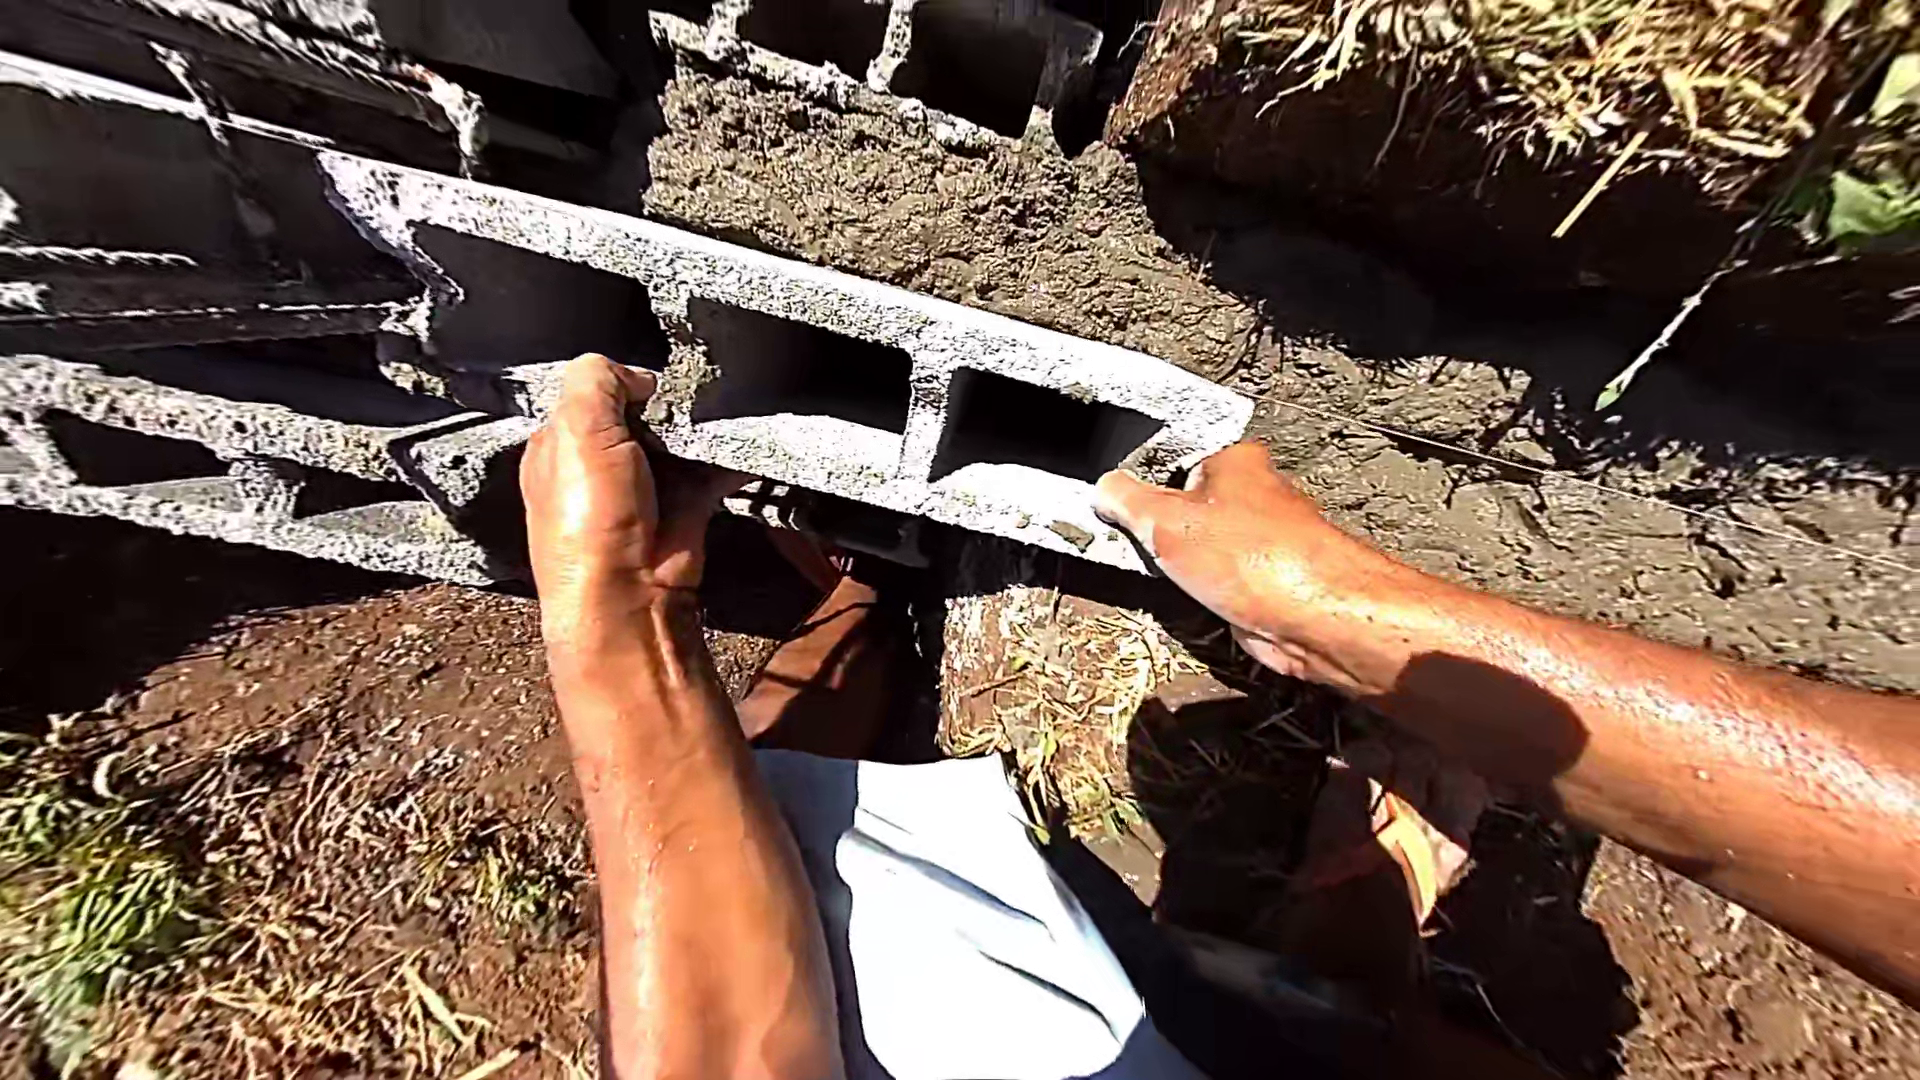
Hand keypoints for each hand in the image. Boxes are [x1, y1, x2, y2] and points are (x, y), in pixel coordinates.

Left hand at [520, 354, 739, 649]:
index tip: (652, 385)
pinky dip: (729, 461)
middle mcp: (604, 463)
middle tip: (691, 404)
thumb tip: (637, 375)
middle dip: (671, 407)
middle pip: (644, 415)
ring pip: (681, 442)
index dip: (623, 383)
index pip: (593, 393)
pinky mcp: (686, 506)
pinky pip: (712, 472)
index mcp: (563, 443)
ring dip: (703, 431)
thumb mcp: (578, 431)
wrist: (630, 591)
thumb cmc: (591, 520)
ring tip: (722, 421)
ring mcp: (647, 486)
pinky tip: (743, 450)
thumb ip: (597, 382)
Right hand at [1093, 442, 1407, 692]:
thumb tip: (1103, 489)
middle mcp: (1251, 494)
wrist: (1316, 619)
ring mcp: (1259, 538)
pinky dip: (1199, 588)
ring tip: (1176, 574)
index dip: (1140, 488)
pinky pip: (1212, 577)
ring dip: (1179, 565)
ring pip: (1196, 546)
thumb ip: (1123, 499)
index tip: (1119, 511)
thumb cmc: (1255, 558)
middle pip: (1181, 507)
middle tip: (1146, 546)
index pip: (1170, 464)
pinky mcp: (1261, 578)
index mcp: (1233, 462)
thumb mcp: (1162, 519)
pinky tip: (1199, 596)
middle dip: (1159, 531)